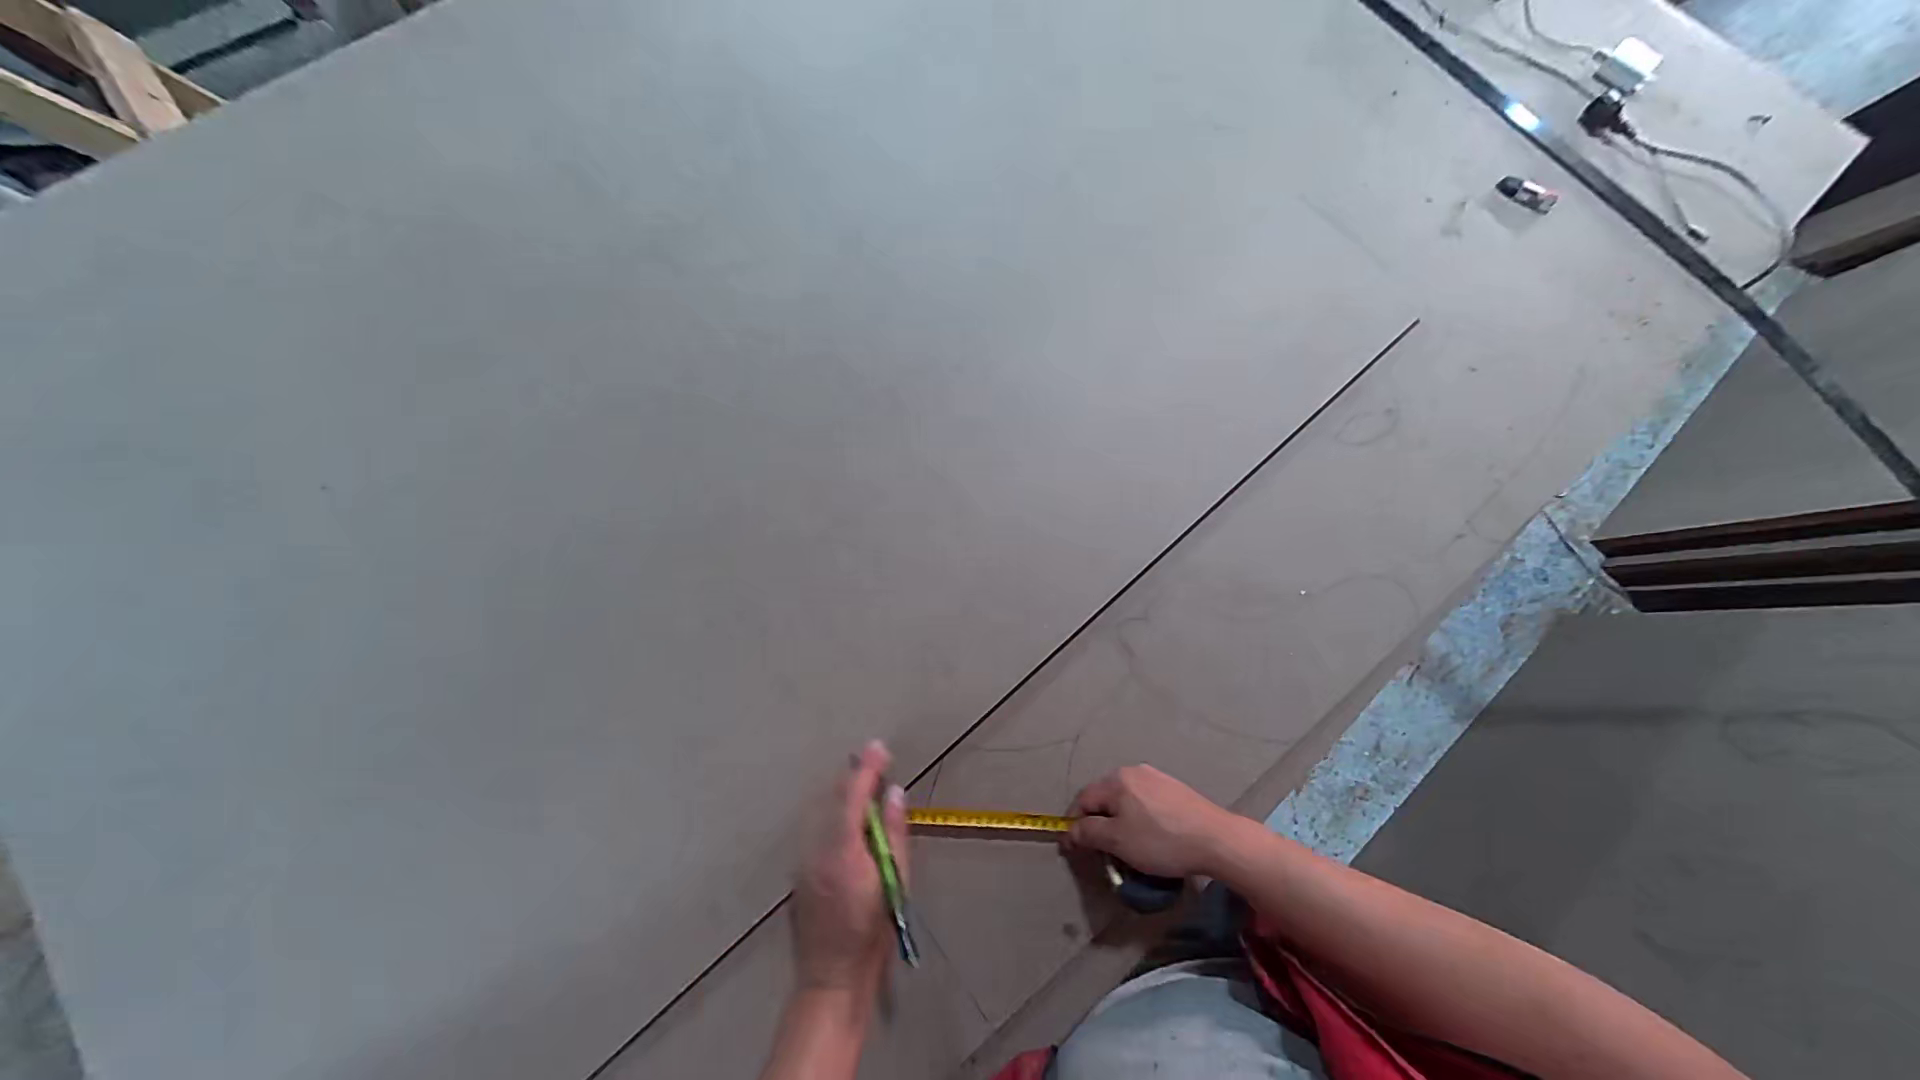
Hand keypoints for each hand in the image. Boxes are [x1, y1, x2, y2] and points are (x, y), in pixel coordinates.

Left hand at [792, 740, 907, 993]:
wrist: (830, 978)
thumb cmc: (873, 934)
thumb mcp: (895, 883)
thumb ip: (895, 834)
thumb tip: (894, 793)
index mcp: (843, 851)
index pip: (854, 797)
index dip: (867, 769)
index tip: (878, 747)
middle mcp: (816, 849)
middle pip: (834, 800)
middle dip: (855, 778)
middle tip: (875, 760)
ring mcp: (803, 861)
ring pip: (823, 813)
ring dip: (844, 796)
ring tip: (865, 786)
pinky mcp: (799, 872)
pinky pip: (818, 831)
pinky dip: (834, 816)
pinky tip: (849, 821)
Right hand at [1061, 764, 1247, 878]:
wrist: (1217, 839)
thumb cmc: (1161, 841)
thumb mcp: (1118, 841)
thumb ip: (1088, 833)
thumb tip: (1070, 831)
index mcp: (1116, 780)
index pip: (1082, 800)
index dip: (1074, 824)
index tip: (1073, 848)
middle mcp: (1133, 771)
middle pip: (1104, 797)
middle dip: (1098, 822)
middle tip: (1103, 850)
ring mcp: (1157, 777)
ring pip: (1126, 800)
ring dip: (1120, 821)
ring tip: (1128, 845)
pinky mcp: (1175, 788)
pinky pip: (1145, 802)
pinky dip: (1140, 818)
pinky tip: (1152, 835)